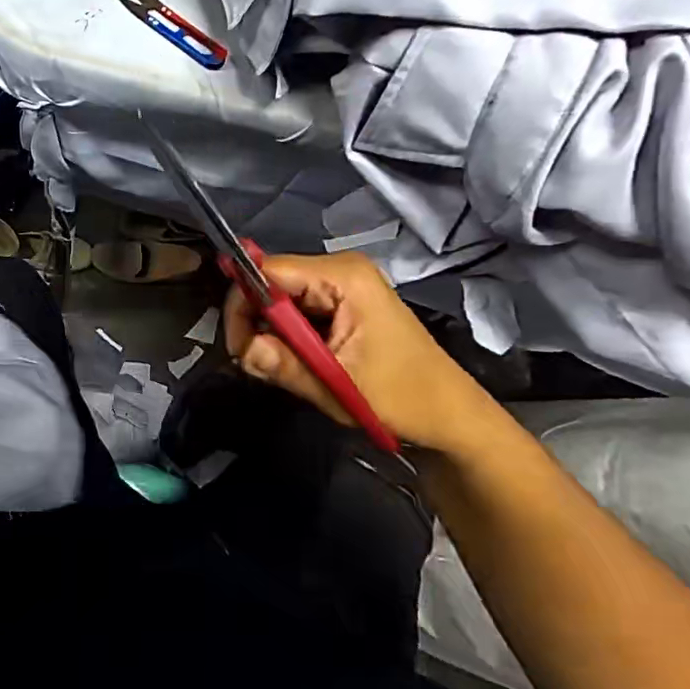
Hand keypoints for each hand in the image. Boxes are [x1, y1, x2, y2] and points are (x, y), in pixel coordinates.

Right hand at [223, 251, 498, 455]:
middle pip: (270, 282)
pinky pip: (294, 310)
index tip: (237, 347)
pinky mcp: (339, 303)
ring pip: (278, 299)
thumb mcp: (338, 386)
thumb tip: (242, 351)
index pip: (268, 271)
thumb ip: (285, 364)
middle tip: (254, 364)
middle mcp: (338, 271)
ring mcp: (339, 286)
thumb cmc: (404, 398)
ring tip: (276, 367)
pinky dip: (285, 336)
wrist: (452, 417)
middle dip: (255, 322)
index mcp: (343, 277)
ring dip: (270, 333)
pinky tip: (292, 360)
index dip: (244, 303)